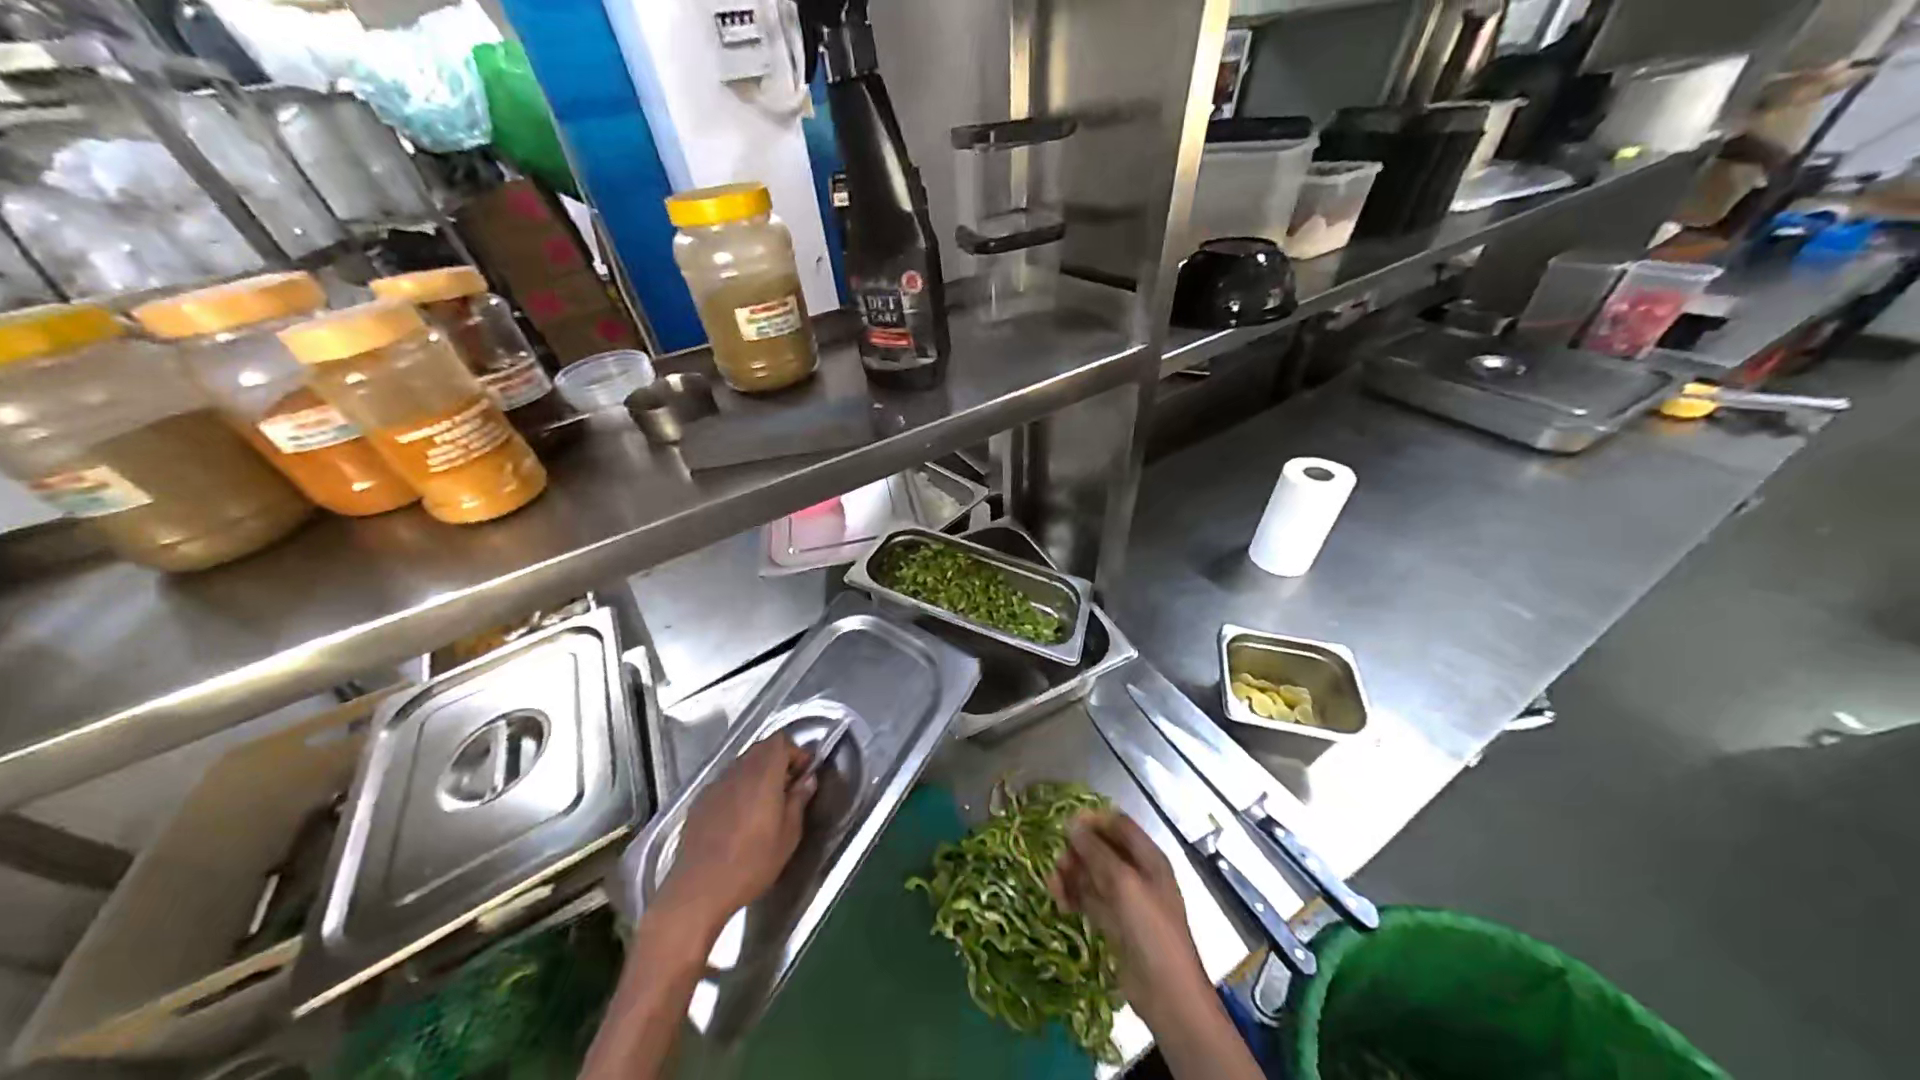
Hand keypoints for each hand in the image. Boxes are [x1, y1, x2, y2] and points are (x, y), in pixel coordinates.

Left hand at [656, 732, 818, 934]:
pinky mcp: (700, 802)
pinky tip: (741, 818)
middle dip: (779, 761)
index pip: (781, 742)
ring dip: (758, 775)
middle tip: (790, 787)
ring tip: (767, 804)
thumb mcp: (788, 835)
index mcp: (763, 775)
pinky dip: (739, 789)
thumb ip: (799, 801)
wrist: (698, 890)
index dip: (797, 752)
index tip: (806, 772)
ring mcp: (715, 785)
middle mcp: (737, 772)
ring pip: (742, 765)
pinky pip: (726, 783)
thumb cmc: (751, 864)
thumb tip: (807, 780)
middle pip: (760, 749)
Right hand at [1048, 810, 1210, 1026]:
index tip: (1065, 826)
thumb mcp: (1123, 884)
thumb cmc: (1150, 929)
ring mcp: (1124, 899)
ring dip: (1071, 875)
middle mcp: (1136, 873)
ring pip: (1091, 875)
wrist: (1165, 992)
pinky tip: (1060, 903)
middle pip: (1101, 849)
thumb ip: (1096, 852)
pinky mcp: (1112, 922)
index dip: (1093, 821)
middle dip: (1077, 851)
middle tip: (1058, 863)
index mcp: (1148, 858)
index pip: (1119, 825)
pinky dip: (1074, 897)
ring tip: (1053, 885)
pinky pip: (1088, 899)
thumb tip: (1072, 823)